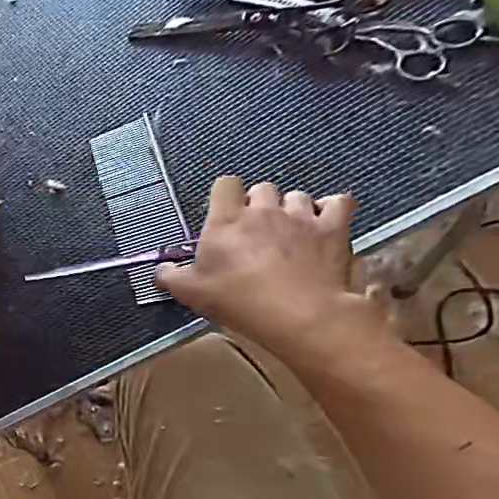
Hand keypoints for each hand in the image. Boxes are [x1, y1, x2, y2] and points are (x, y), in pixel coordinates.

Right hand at [155, 177, 385, 364]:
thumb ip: (170, 277)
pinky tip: (325, 222)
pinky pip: (339, 203)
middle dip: (259, 204)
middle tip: (255, 230)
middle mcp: (263, 210)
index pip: (225, 185)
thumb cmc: (237, 299)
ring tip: (289, 230)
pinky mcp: (333, 228)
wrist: (298, 313)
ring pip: (298, 196)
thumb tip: (160, 272)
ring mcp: (301, 216)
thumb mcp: (190, 292)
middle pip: (263, 188)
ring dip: (292, 208)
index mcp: (226, 220)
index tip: (224, 213)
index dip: (225, 195)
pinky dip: (332, 209)